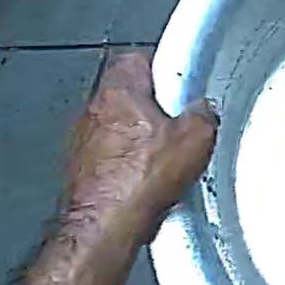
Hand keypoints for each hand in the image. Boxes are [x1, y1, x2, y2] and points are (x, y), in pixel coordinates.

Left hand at [62, 52, 215, 249]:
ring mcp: (81, 143)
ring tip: (165, 157)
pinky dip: (127, 165)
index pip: (134, 59)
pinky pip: (109, 157)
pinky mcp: (79, 171)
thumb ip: (203, 113)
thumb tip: (205, 110)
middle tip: (178, 121)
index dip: (160, 66)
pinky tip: (148, 180)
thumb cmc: (138, 180)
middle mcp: (93, 112)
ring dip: (139, 138)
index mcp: (118, 91)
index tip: (177, 78)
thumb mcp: (197, 136)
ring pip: (117, 127)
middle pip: (127, 94)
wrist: (105, 225)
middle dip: (153, 106)